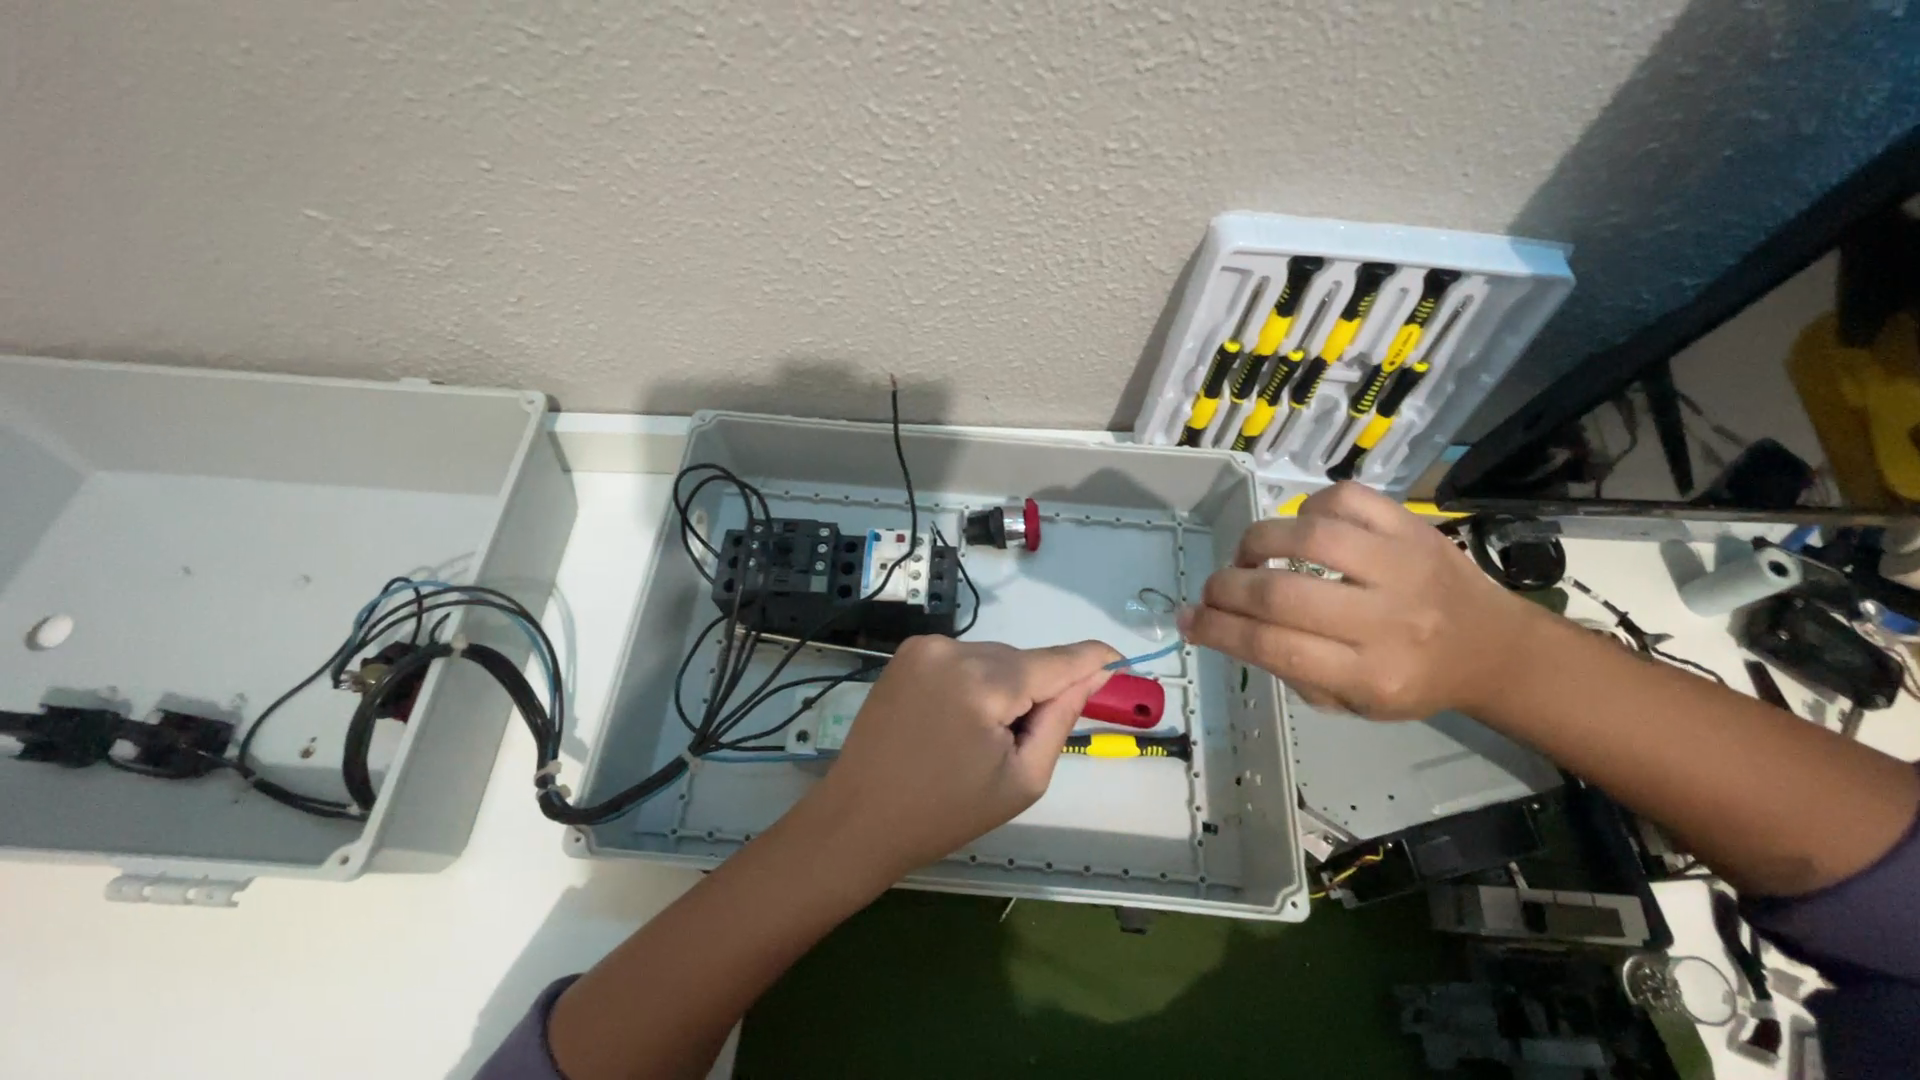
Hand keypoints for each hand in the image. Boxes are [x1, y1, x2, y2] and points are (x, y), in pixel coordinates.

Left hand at [804, 636, 1119, 877]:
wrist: (860, 818)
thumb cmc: (945, 813)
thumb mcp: (1022, 779)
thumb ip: (1061, 718)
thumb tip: (1093, 676)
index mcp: (985, 684)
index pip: (1058, 659)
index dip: (1094, 660)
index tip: (1122, 663)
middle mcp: (954, 650)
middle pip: (1024, 660)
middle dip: (1037, 690)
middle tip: (1018, 743)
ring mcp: (924, 647)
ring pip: (993, 658)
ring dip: (1004, 686)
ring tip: (977, 739)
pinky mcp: (905, 654)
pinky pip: (963, 659)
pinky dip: (974, 681)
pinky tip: (954, 721)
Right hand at [1179, 482, 1534, 718]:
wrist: (1490, 647)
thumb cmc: (1409, 680)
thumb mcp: (1349, 702)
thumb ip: (1289, 669)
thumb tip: (1222, 624)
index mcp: (1370, 675)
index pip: (1274, 647)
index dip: (1218, 629)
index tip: (1189, 620)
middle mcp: (1387, 620)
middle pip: (1281, 594)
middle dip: (1226, 589)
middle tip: (1212, 591)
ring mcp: (1403, 566)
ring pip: (1310, 537)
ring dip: (1258, 543)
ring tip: (1247, 556)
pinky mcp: (1412, 527)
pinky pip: (1346, 499)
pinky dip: (1309, 507)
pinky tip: (1302, 526)